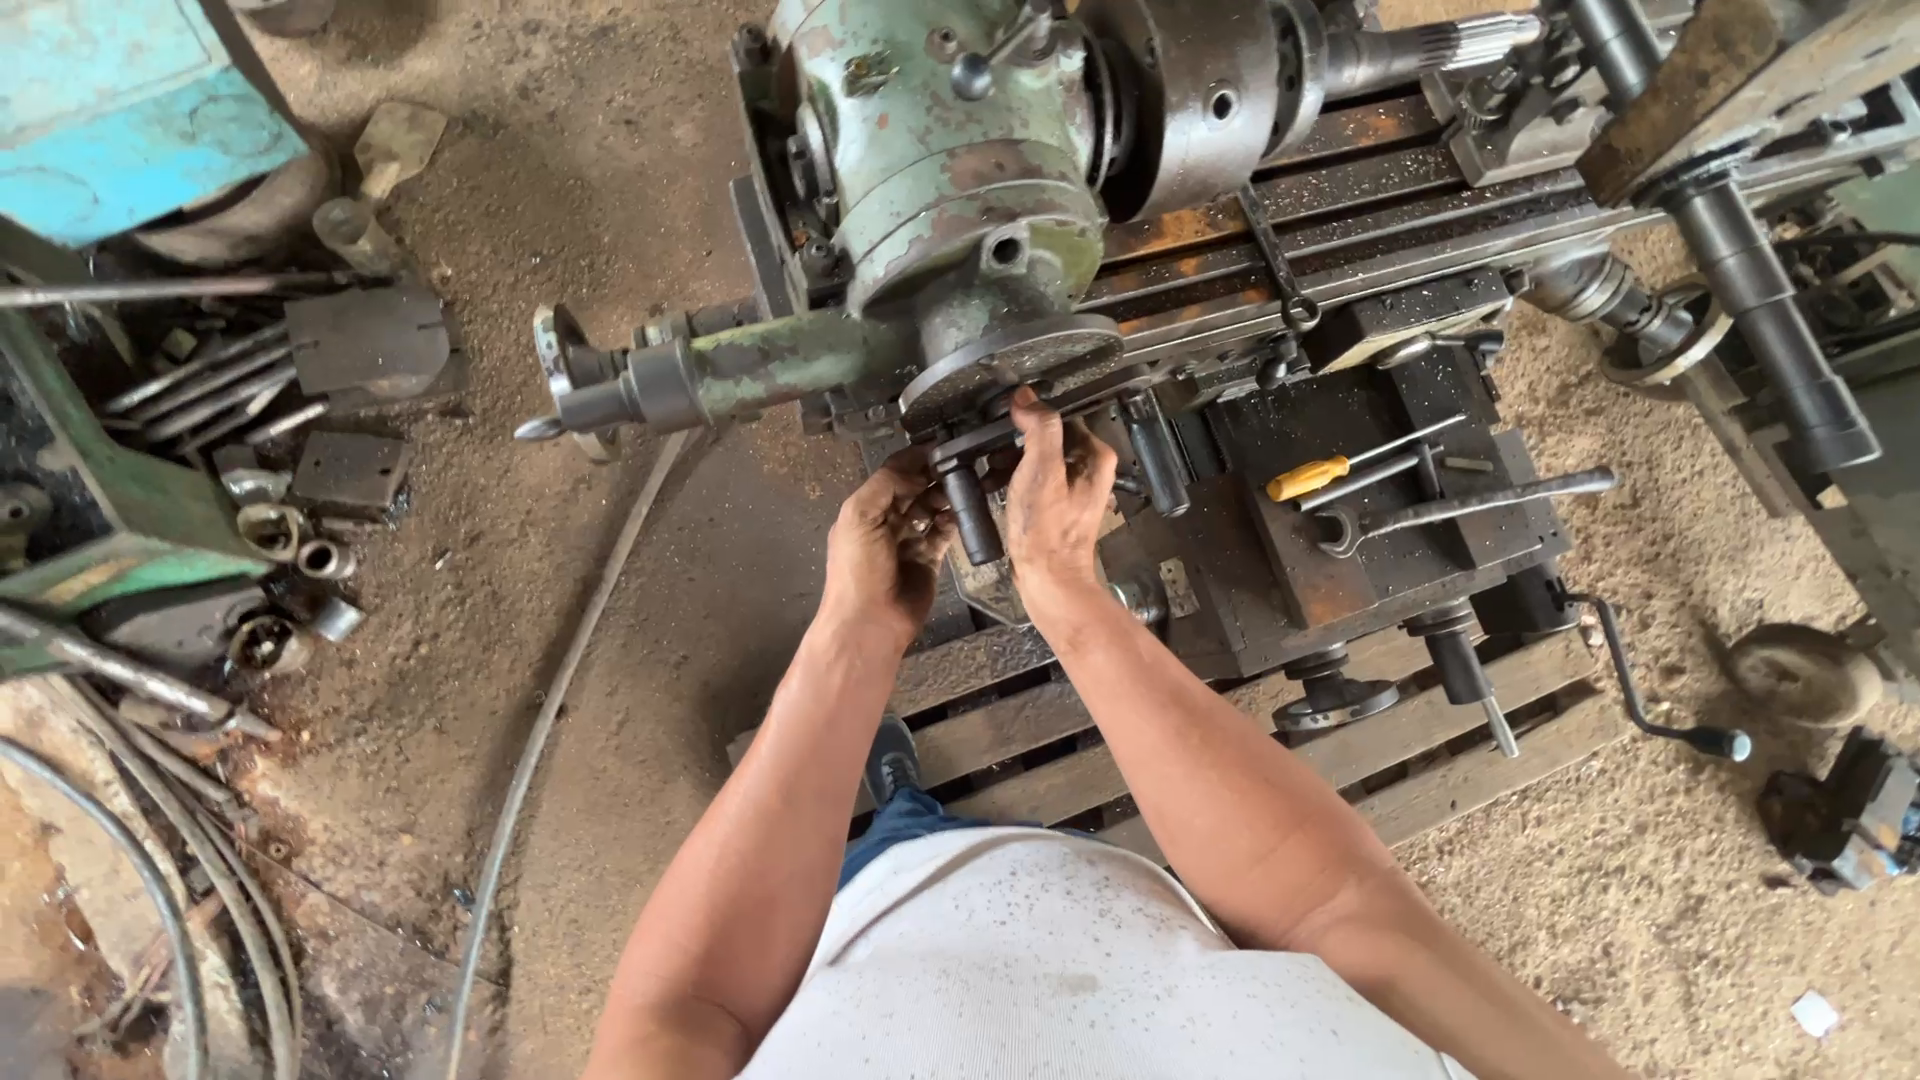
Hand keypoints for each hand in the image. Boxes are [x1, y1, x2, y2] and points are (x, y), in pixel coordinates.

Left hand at [818, 446, 955, 650]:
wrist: (870, 621)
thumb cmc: (858, 568)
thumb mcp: (858, 516)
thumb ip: (885, 485)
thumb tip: (916, 472)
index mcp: (864, 508)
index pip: (892, 474)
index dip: (913, 460)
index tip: (939, 447)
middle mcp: (886, 521)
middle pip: (914, 488)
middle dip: (933, 475)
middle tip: (959, 463)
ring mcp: (909, 540)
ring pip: (931, 508)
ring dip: (945, 495)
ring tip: (965, 483)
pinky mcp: (930, 559)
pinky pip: (944, 532)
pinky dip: (954, 520)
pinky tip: (963, 510)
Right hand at [1004, 386, 1117, 601]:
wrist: (1048, 580)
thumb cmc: (1046, 529)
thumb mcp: (1041, 470)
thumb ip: (1039, 429)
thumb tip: (1026, 396)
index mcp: (1095, 456)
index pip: (1059, 418)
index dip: (1028, 418)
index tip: (1001, 424)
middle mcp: (1090, 470)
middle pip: (1047, 439)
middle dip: (1014, 443)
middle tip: (989, 452)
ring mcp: (1074, 490)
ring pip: (1038, 460)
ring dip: (1010, 462)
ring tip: (987, 472)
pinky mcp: (1058, 508)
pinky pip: (1034, 482)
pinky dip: (1014, 481)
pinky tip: (993, 489)